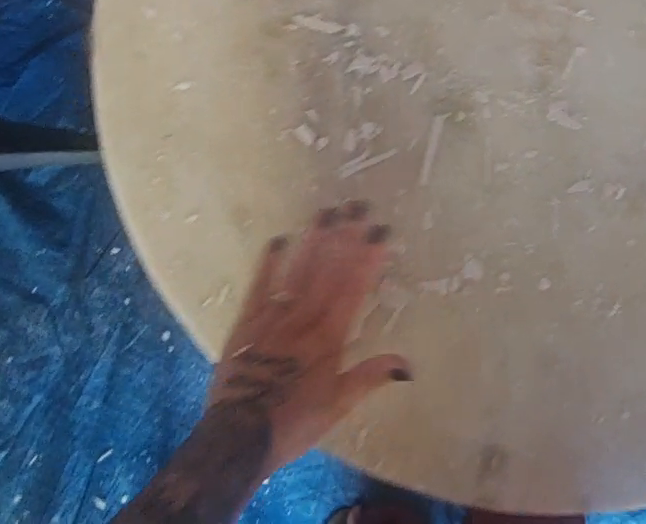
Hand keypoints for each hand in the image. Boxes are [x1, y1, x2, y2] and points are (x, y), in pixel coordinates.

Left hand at [211, 200, 411, 478]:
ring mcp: (273, 318)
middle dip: (346, 237)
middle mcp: (304, 319)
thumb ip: (370, 377)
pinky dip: (269, 263)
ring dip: (314, 241)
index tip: (381, 231)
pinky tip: (279, 239)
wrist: (237, 439)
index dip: (369, 258)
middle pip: (329, 271)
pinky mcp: (246, 324)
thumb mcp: (338, 405)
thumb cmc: (293, 423)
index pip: (354, 289)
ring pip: (299, 272)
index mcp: (329, 337)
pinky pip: (260, 287)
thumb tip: (408, 364)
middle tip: (358, 205)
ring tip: (327, 211)